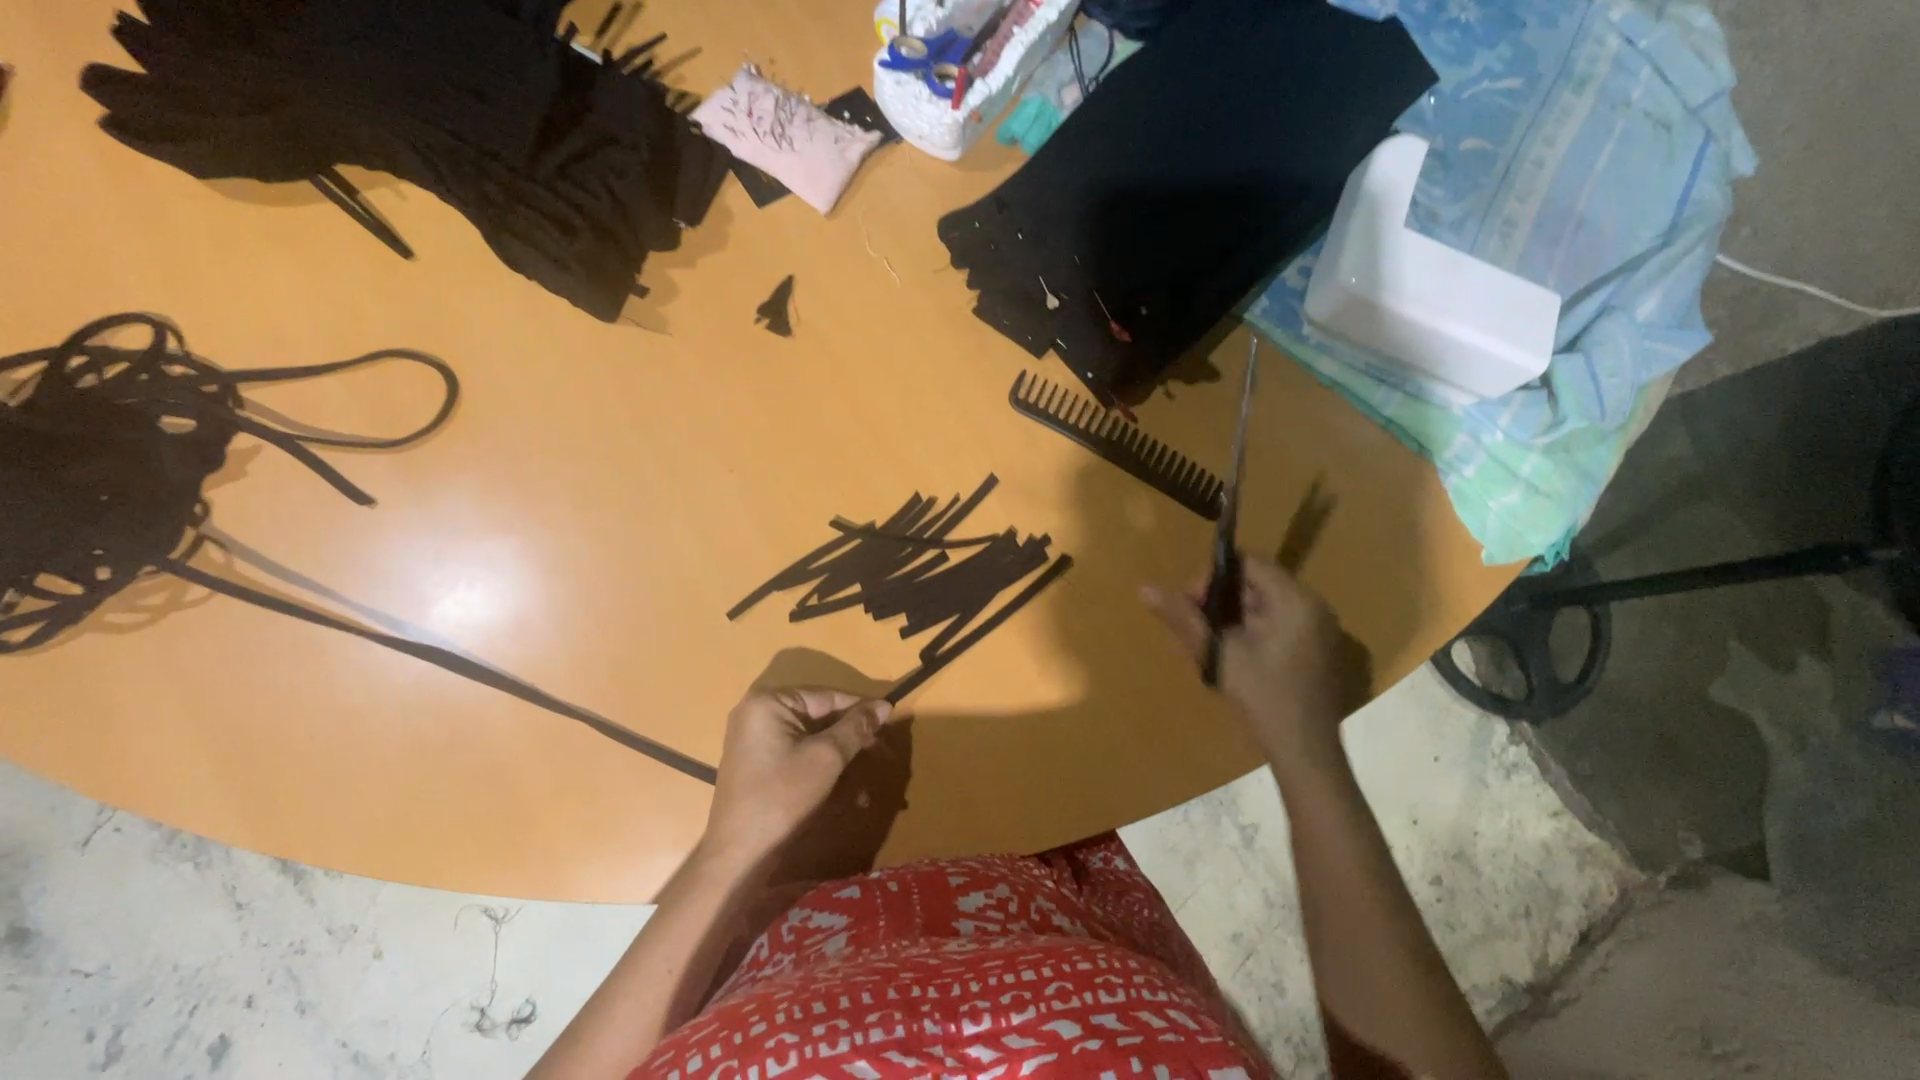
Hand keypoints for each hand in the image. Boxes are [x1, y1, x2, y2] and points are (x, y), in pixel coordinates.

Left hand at [703, 688, 895, 863]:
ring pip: (810, 738)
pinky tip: (845, 789)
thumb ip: (856, 727)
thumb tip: (884, 705)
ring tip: (867, 775)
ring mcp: (754, 739)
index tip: (892, 718)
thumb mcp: (827, 757)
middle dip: (852, 738)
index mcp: (769, 703)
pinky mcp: (756, 763)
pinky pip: (796, 754)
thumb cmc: (783, 796)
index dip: (861, 709)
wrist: (740, 852)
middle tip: (883, 753)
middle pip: (818, 717)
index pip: (826, 696)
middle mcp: (757, 713)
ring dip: (841, 756)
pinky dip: (820, 766)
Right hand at [1141, 556, 1368, 760]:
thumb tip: (1145, 589)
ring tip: (1213, 649)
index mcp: (1295, 600)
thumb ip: (1185, 618)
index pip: (1249, 563)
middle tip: (1198, 631)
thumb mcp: (1219, 655)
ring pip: (1266, 607)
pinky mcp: (1318, 651)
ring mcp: (1320, 630)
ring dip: (1234, 620)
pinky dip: (1254, 634)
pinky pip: (1279, 626)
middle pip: (1257, 584)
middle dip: (1221, 602)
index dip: (1214, 578)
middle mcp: (1314, 606)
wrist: (1305, 751)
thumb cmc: (1263, 698)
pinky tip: (1237, 661)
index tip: (1193, 606)